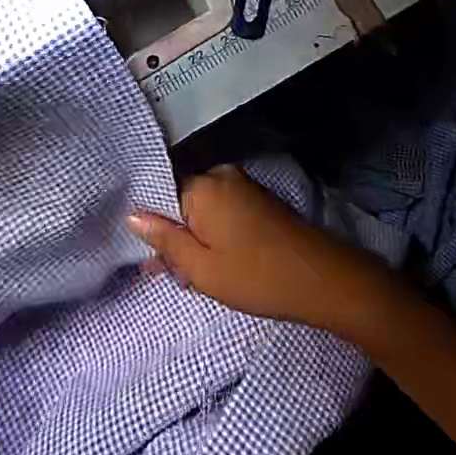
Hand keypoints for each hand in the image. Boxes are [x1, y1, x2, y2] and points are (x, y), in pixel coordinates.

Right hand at [127, 165, 388, 332]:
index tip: (151, 259)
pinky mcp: (259, 199)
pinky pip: (224, 211)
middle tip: (175, 276)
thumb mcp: (200, 267)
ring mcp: (244, 186)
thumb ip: (164, 239)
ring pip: (203, 210)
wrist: (323, 279)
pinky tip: (217, 264)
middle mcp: (221, 176)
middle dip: (175, 236)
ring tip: (196, 278)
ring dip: (195, 239)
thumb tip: (132, 215)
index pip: (160, 197)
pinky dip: (216, 234)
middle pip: (182, 203)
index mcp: (202, 187)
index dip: (152, 229)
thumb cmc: (255, 276)